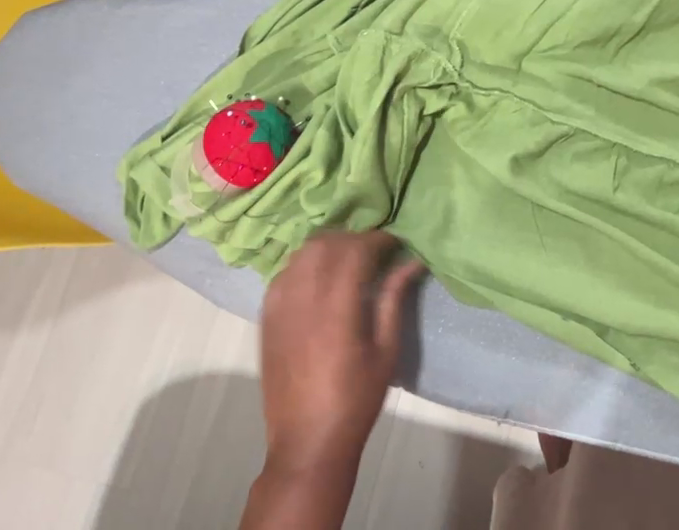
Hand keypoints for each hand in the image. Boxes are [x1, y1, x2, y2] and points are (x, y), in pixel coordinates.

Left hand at [257, 231, 424, 476]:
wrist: (307, 440)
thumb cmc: (357, 398)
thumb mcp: (386, 349)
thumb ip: (394, 299)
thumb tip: (412, 261)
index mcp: (337, 308)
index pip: (355, 249)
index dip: (379, 239)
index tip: (397, 243)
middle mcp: (304, 299)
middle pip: (326, 243)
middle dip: (354, 238)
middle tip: (376, 251)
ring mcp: (280, 307)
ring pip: (302, 253)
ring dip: (329, 247)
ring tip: (350, 260)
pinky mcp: (267, 318)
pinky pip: (284, 273)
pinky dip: (305, 264)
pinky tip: (321, 278)